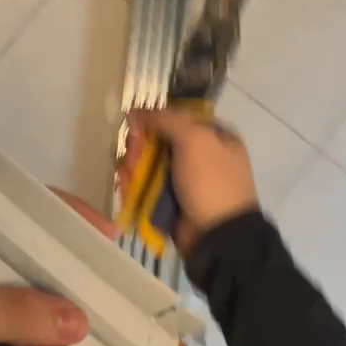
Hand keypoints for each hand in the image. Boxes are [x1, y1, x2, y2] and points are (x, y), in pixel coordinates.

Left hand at [0, 194, 109, 345]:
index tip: (111, 241)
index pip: (19, 206)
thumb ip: (10, 315)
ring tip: (93, 342)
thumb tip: (80, 317)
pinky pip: (5, 311)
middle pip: (26, 245)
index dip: (67, 219)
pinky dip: (29, 333)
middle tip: (114, 296)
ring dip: (52, 311)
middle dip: (69, 272)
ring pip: (20, 282)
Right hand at [127, 107, 260, 251]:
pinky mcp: (169, 198)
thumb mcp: (195, 140)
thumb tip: (137, 112)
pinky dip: (133, 183)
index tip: (138, 123)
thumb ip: (166, 119)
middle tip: (135, 154)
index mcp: (214, 136)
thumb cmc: (211, 181)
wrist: (217, 234)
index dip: (155, 117)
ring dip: (133, 165)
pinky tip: (127, 185)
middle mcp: (200, 154)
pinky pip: (145, 183)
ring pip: (147, 161)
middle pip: (157, 138)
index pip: (177, 115)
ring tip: (129, 175)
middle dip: (140, 145)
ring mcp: (183, 178)